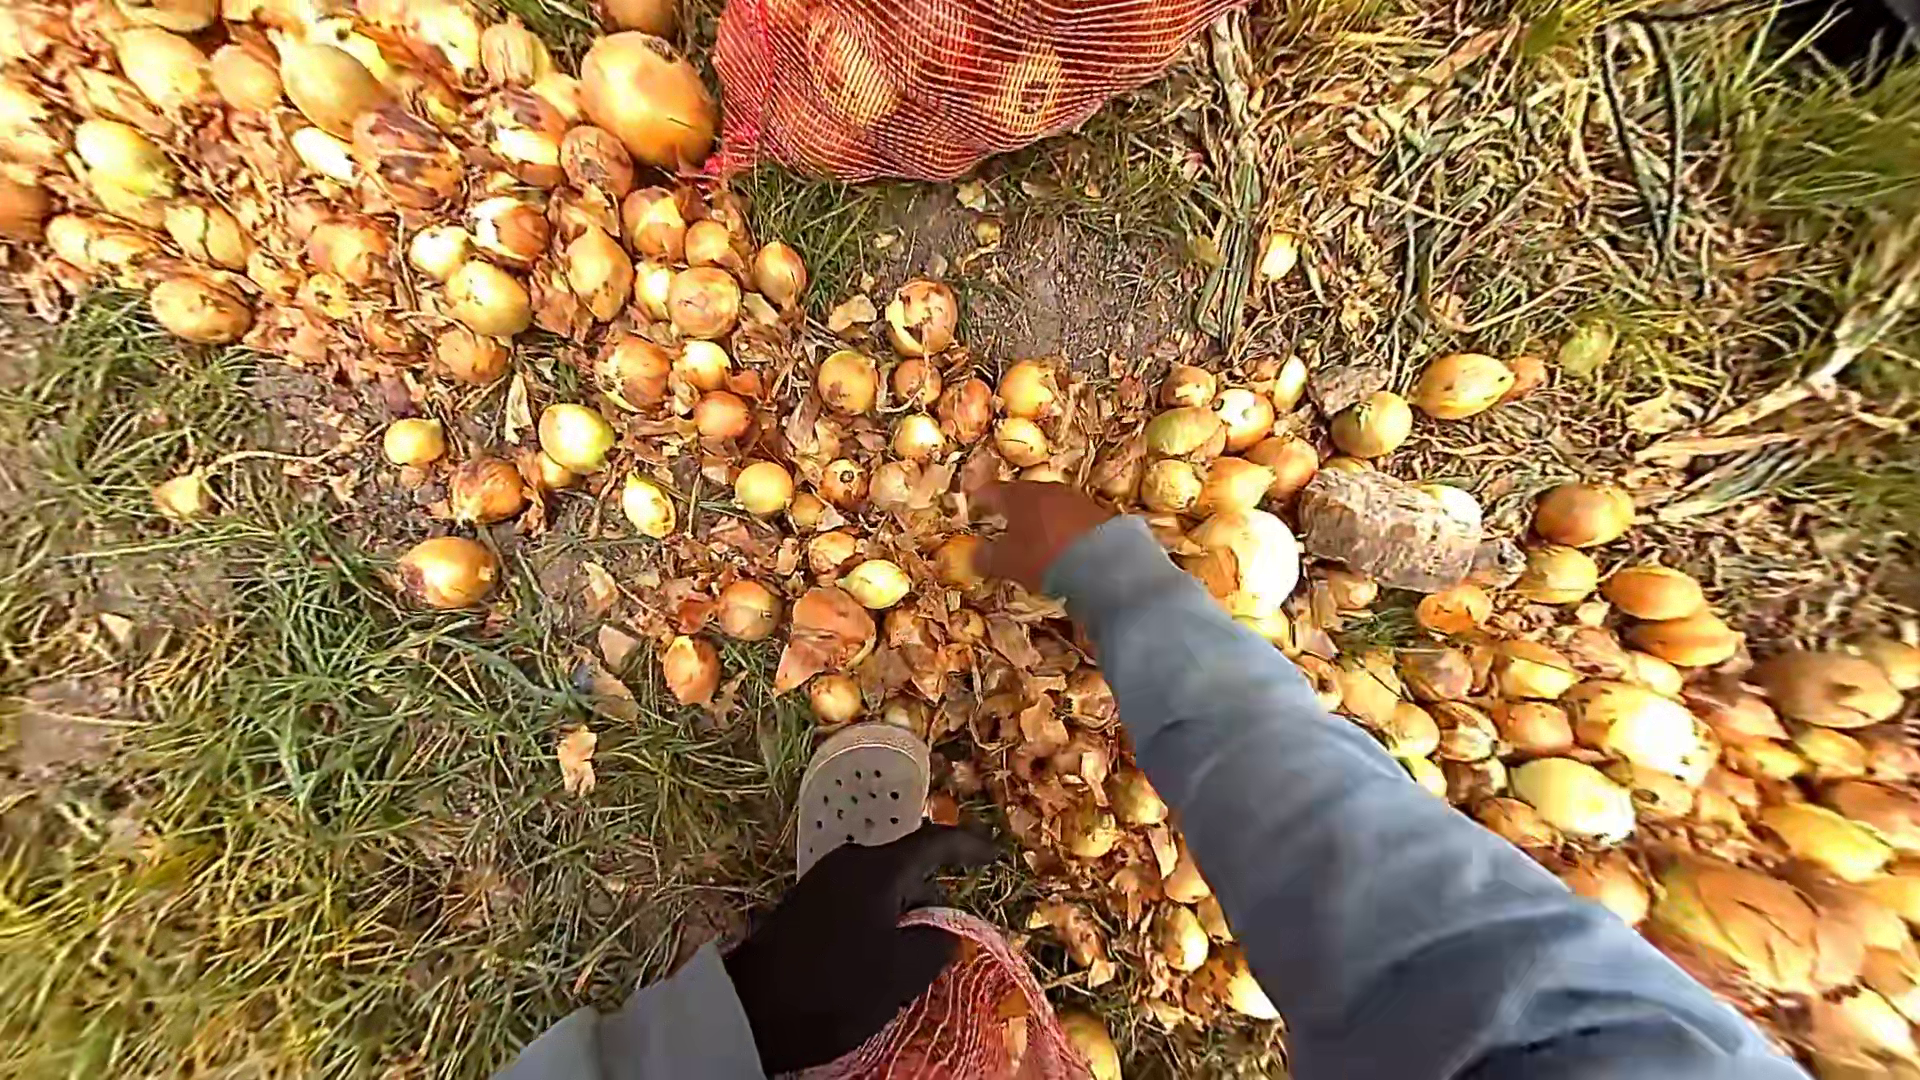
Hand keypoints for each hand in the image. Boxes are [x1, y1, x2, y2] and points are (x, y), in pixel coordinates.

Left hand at [722, 825, 996, 1072]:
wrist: (750, 1008)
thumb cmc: (833, 987)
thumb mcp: (899, 974)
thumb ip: (936, 944)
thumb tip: (946, 930)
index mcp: (879, 867)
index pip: (935, 842)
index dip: (970, 846)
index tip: (996, 854)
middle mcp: (854, 859)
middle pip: (909, 864)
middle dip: (934, 894)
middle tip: (951, 931)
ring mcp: (828, 876)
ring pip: (884, 883)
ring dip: (906, 910)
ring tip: (914, 952)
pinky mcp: (811, 898)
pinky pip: (862, 895)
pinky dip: (882, 915)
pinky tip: (880, 952)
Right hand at [972, 482, 1113, 591]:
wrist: (1105, 562)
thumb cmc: (1044, 558)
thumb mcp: (1008, 563)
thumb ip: (987, 558)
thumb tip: (974, 555)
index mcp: (1019, 496)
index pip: (993, 491)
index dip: (981, 499)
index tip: (974, 506)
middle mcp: (1047, 490)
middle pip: (1024, 494)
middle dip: (1013, 508)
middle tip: (1004, 521)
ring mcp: (1076, 499)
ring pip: (1050, 505)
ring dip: (1041, 518)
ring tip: (1035, 536)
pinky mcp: (1099, 514)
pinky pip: (1072, 518)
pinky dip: (1063, 528)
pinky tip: (1064, 545)